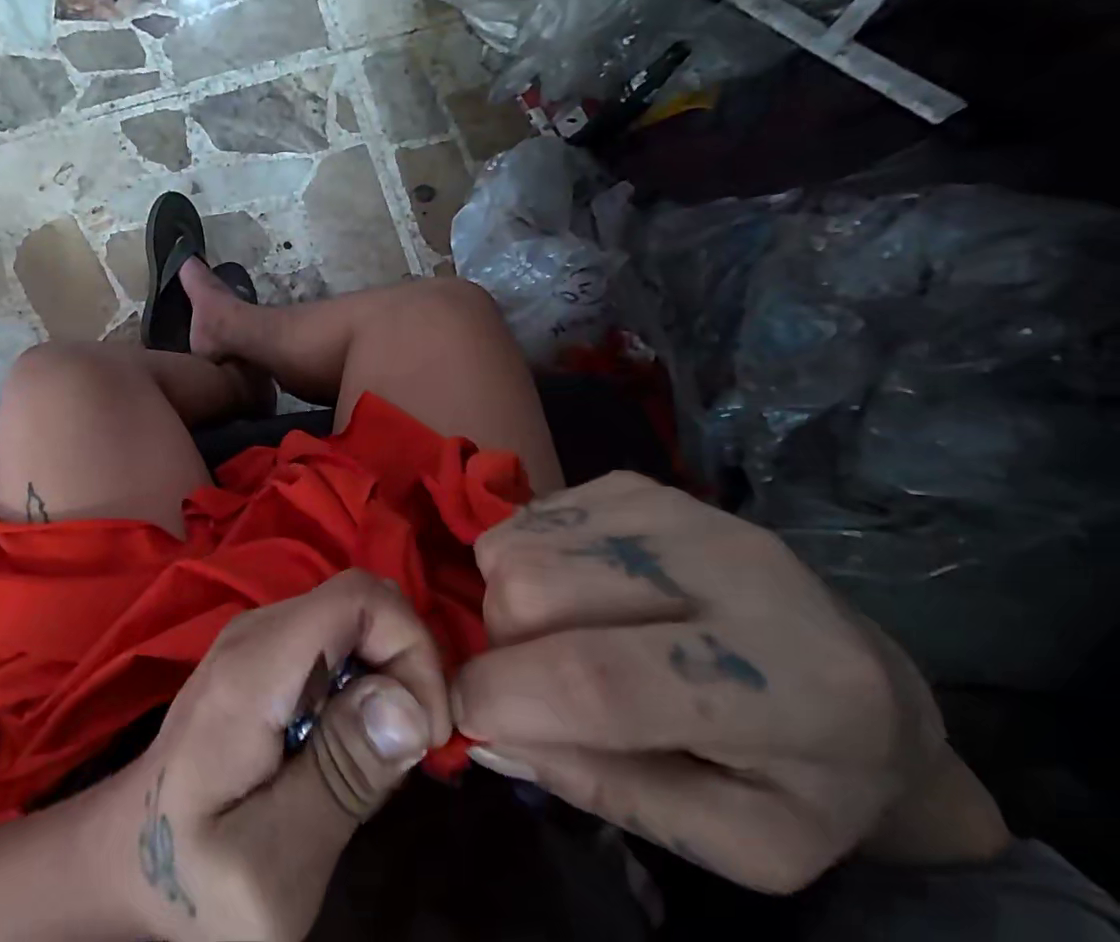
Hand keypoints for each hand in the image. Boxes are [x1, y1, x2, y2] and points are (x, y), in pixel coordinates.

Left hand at [106, 569, 452, 941]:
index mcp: (253, 668)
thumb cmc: (197, 870)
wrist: (133, 854)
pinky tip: (342, 751)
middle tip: (403, 759)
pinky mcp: (259, 658)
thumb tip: (406, 699)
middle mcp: (253, 633)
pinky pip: (333, 645)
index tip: (424, 736)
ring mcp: (253, 640)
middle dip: (406, 672)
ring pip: (353, 624)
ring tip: (371, 765)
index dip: (413, 651)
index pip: (359, 597)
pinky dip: (362, 688)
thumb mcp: (275, 857)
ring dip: (387, 686)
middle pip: (362, 606)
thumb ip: (341, 775)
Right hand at [453, 473, 1008, 893]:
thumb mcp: (735, 840)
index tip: (464, 716)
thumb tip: (484, 732)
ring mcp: (680, 512)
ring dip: (504, 601)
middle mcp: (736, 570)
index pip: (602, 680)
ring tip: (555, 634)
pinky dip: (517, 562)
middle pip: (534, 590)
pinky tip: (568, 593)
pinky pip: (523, 517)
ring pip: (516, 547)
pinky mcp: (638, 485)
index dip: (504, 697)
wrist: (862, 684)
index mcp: (789, 688)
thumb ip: (605, 790)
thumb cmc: (800, 779)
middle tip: (536, 677)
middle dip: (503, 644)